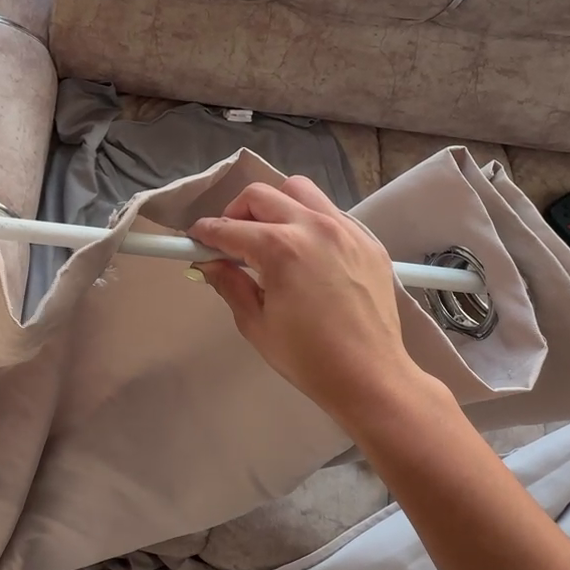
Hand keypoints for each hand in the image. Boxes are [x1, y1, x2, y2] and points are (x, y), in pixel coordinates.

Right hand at [190, 177, 428, 422]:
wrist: (374, 380)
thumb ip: (228, 283)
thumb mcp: (255, 324)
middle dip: (235, 213)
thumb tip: (208, 262)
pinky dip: (309, 220)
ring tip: (272, 235)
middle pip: (259, 196)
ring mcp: (345, 230)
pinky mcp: (368, 241)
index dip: (204, 234)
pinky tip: (307, 251)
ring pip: (298, 190)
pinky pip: (330, 212)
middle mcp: (312, 227)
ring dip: (276, 205)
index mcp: (280, 249)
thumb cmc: (308, 359)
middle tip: (232, 241)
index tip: (195, 241)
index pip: (228, 228)